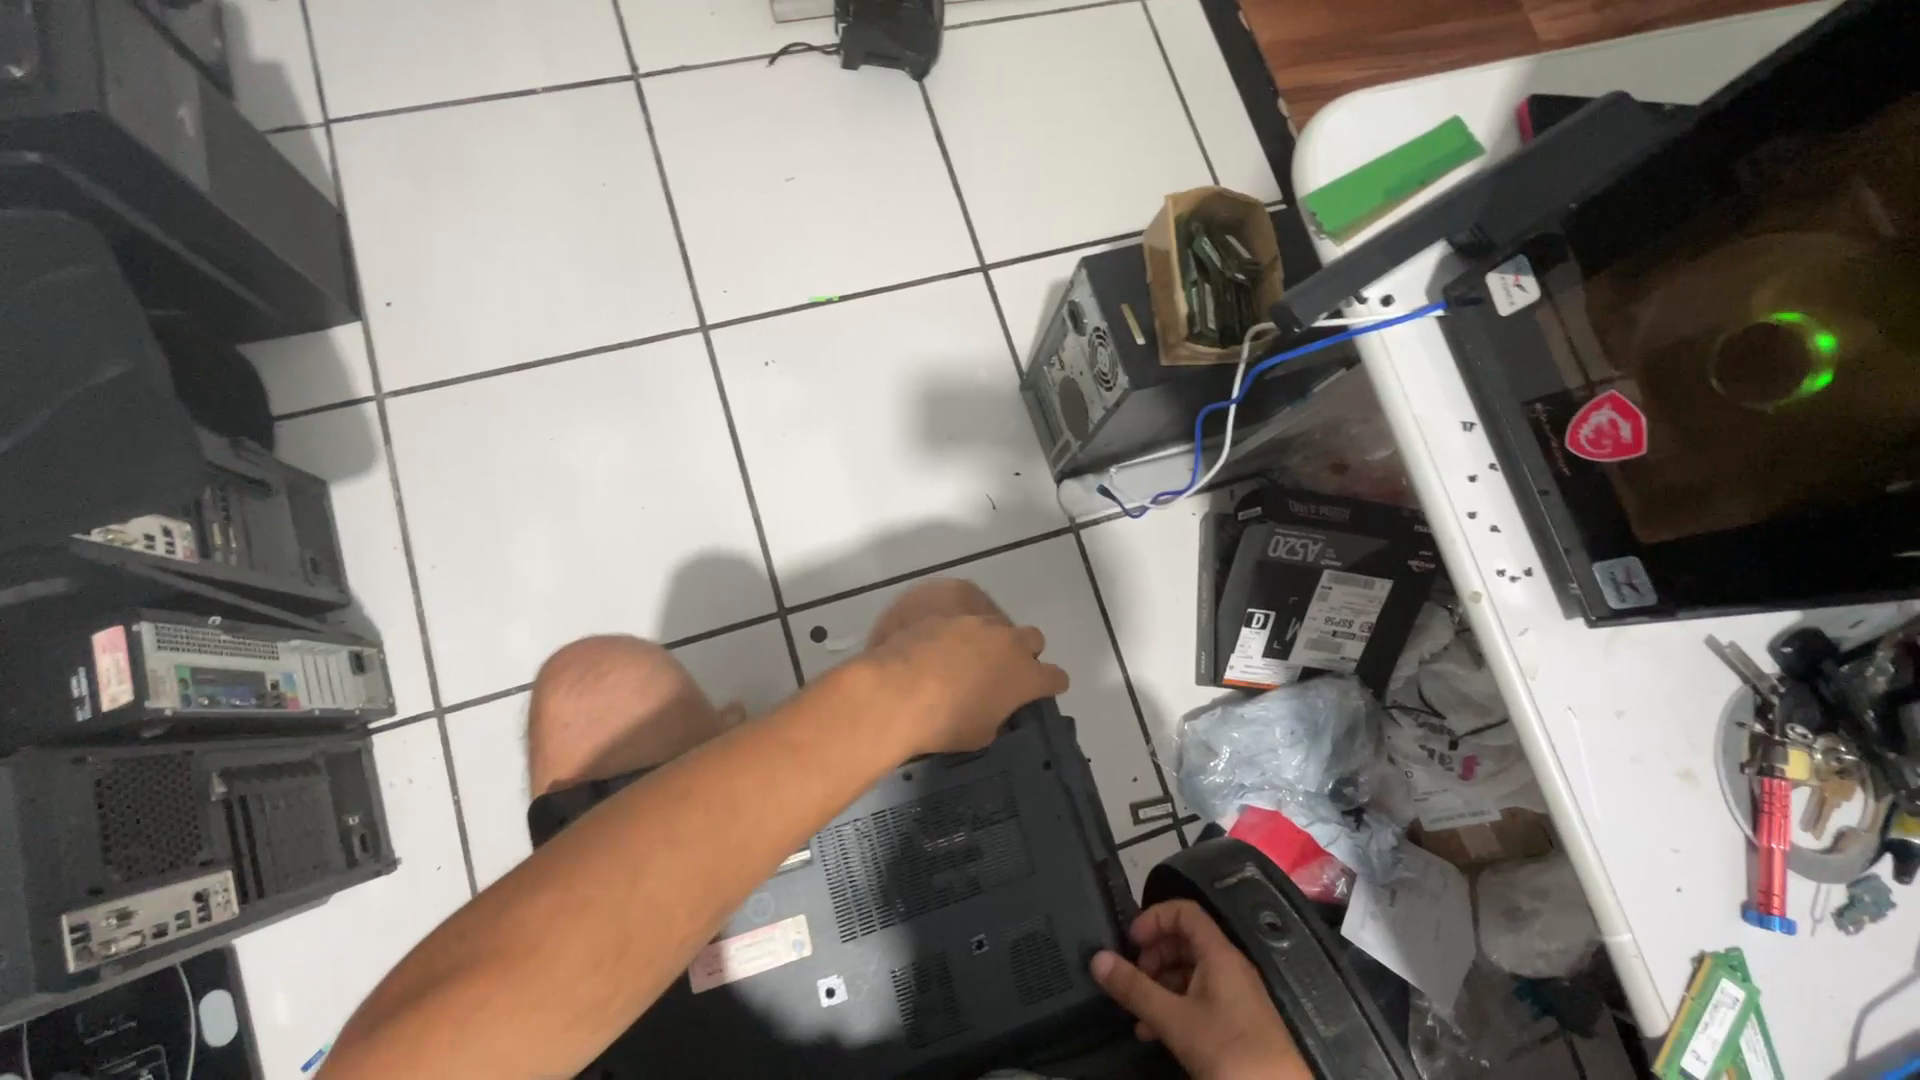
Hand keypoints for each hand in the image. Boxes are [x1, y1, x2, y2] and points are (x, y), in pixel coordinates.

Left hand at [855, 614, 1068, 756]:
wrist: (899, 691)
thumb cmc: (945, 723)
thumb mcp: (981, 734)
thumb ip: (996, 716)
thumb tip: (992, 709)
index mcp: (1026, 676)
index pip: (1055, 677)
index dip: (1052, 684)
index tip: (1046, 689)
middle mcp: (1008, 643)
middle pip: (1034, 639)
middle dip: (1026, 652)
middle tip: (1008, 670)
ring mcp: (977, 624)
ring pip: (997, 625)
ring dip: (991, 640)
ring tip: (971, 659)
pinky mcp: (947, 615)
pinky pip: (963, 622)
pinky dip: (959, 635)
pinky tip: (942, 651)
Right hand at [1091, 900, 1308, 1079]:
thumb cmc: (1228, 1052)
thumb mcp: (1173, 1020)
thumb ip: (1134, 988)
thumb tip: (1097, 959)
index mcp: (1219, 955)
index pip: (1185, 912)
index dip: (1154, 918)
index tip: (1130, 941)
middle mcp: (1229, 967)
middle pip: (1185, 941)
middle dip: (1153, 955)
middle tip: (1131, 978)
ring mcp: (1234, 995)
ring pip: (1189, 972)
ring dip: (1159, 984)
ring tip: (1136, 1012)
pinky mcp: (1235, 1021)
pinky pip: (1198, 997)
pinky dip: (1173, 1005)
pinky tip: (1152, 1032)